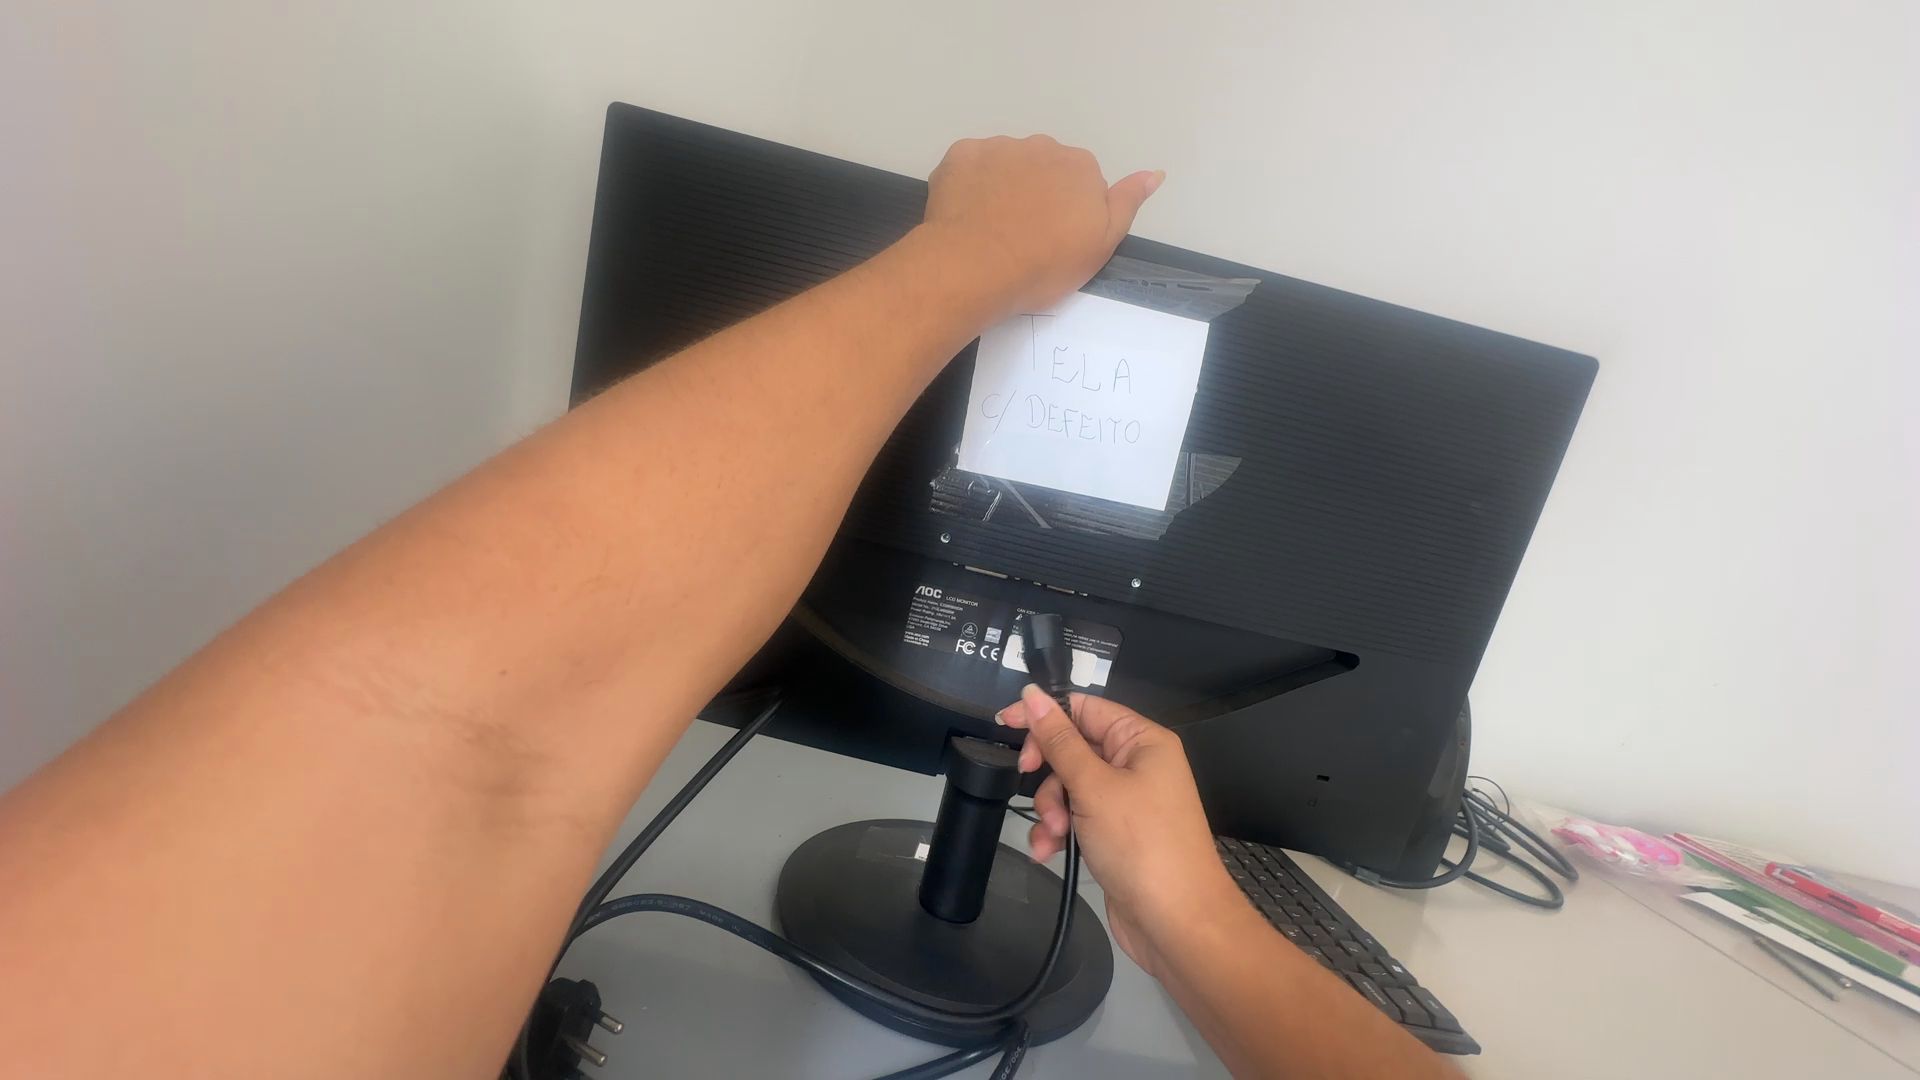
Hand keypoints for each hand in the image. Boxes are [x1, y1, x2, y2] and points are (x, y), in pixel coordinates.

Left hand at [922, 136, 1162, 317]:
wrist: (976, 266)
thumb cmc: (1043, 266)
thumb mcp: (1100, 245)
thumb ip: (1126, 204)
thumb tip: (1155, 173)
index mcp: (1080, 168)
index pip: (1081, 183)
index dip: (1068, 214)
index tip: (1054, 242)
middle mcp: (1043, 147)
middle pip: (1043, 168)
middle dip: (1035, 195)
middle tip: (1021, 238)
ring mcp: (999, 148)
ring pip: (1005, 164)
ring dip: (1001, 188)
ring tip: (989, 230)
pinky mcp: (961, 155)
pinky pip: (969, 165)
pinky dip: (968, 185)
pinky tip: (965, 215)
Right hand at [996, 685, 1239, 976]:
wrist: (1178, 926)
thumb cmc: (1141, 845)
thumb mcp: (1093, 786)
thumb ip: (1058, 740)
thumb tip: (1033, 694)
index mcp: (1141, 740)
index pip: (1084, 708)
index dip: (1044, 714)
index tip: (1005, 724)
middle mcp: (1136, 764)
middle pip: (1072, 747)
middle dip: (1048, 772)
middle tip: (1025, 778)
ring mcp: (1126, 800)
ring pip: (1069, 784)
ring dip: (1050, 807)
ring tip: (1052, 832)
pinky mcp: (1114, 832)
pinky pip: (1076, 815)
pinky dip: (1058, 829)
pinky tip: (1048, 850)